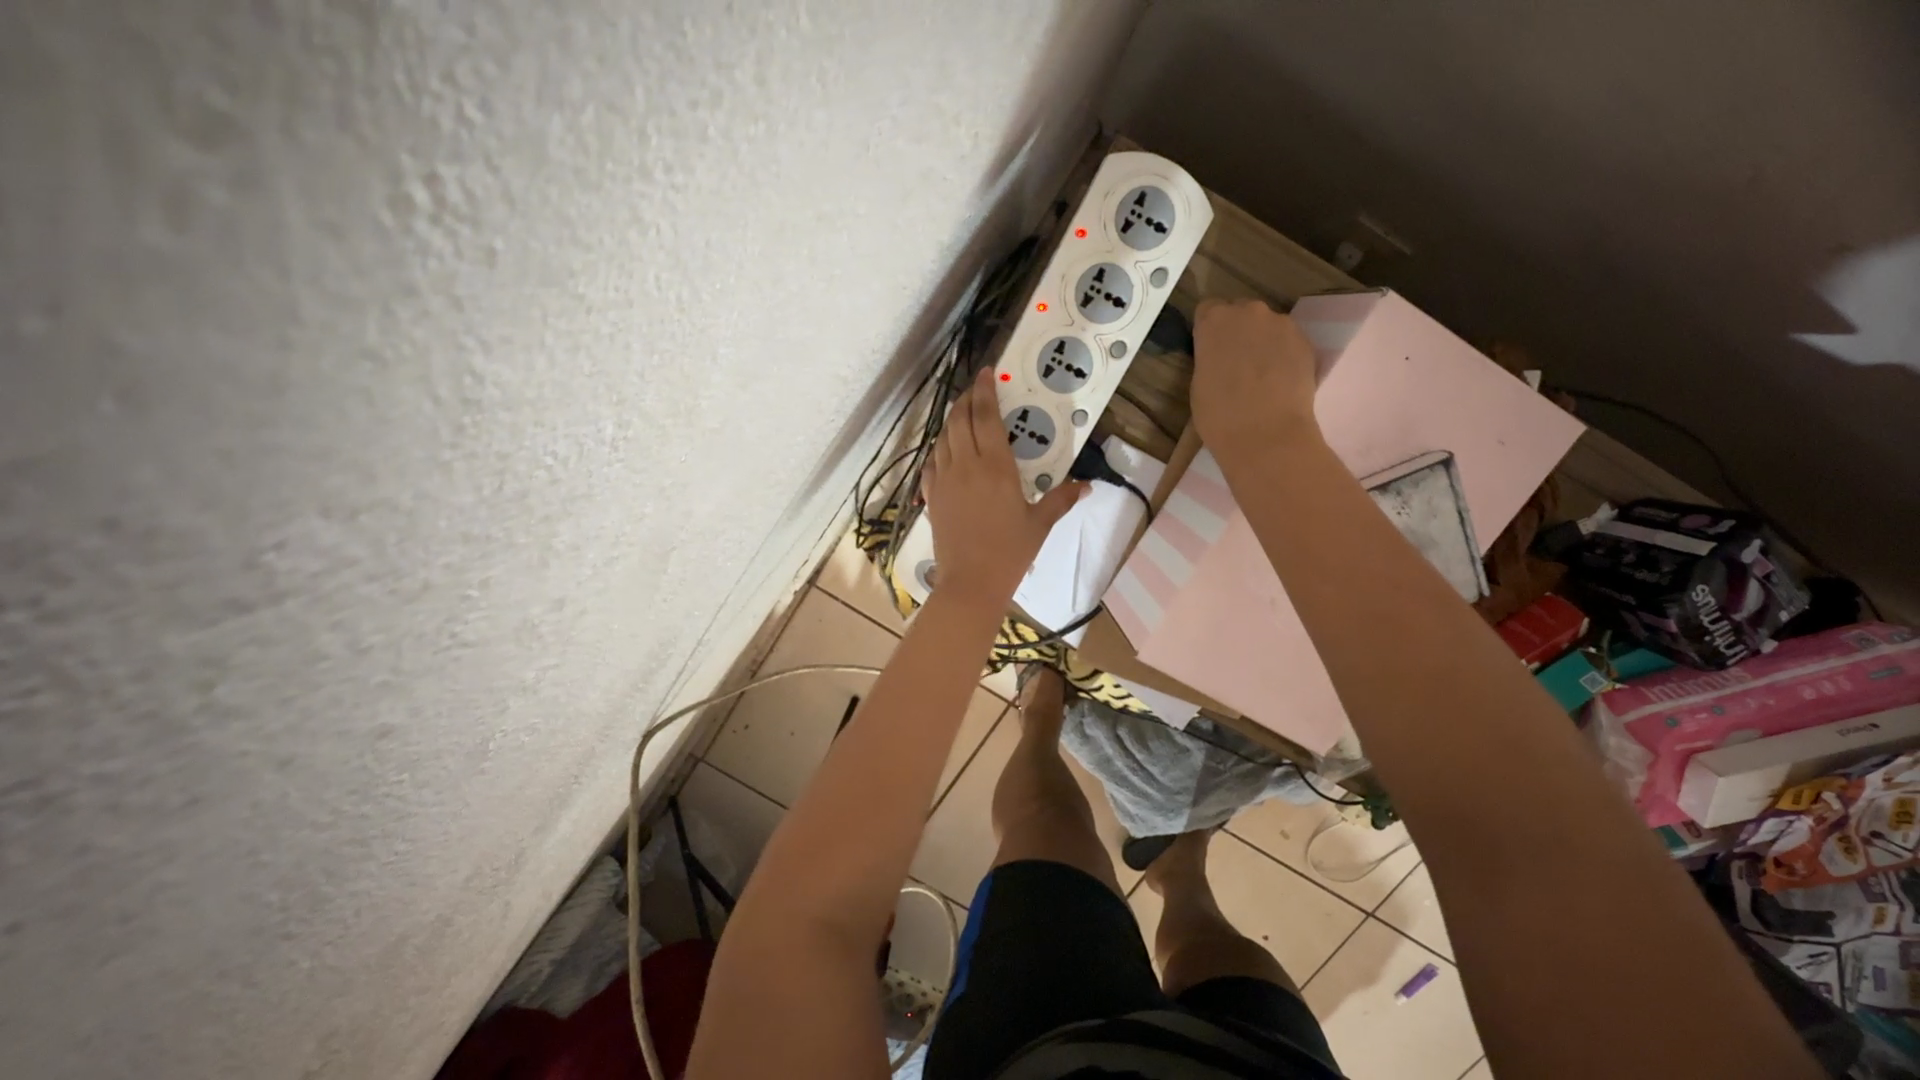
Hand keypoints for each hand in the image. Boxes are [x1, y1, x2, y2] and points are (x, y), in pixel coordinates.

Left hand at [921, 368, 1086, 603]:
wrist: (970, 583)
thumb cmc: (1010, 553)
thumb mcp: (1040, 524)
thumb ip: (1061, 499)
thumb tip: (1086, 486)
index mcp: (996, 466)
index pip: (986, 415)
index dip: (985, 390)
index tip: (986, 373)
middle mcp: (966, 464)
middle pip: (960, 418)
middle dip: (966, 398)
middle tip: (975, 389)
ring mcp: (945, 479)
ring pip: (943, 436)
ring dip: (951, 420)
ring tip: (962, 414)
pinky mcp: (932, 496)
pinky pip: (932, 461)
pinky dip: (939, 447)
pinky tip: (946, 449)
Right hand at [1190, 299, 1321, 461]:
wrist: (1266, 435)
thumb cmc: (1219, 415)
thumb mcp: (1198, 381)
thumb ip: (1209, 358)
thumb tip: (1220, 357)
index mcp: (1214, 320)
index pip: (1209, 309)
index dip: (1210, 330)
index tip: (1211, 350)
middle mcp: (1249, 312)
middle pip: (1241, 311)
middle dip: (1238, 331)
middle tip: (1236, 362)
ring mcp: (1281, 324)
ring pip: (1268, 325)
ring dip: (1263, 341)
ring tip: (1262, 375)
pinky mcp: (1305, 341)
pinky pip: (1288, 341)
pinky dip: (1283, 354)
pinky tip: (1280, 380)